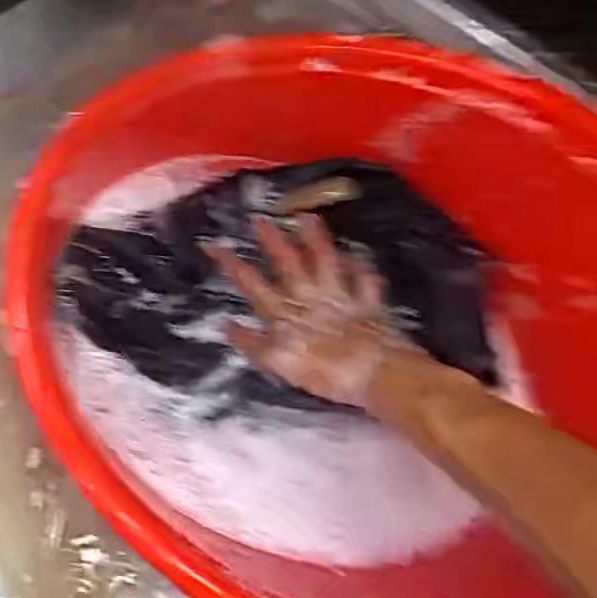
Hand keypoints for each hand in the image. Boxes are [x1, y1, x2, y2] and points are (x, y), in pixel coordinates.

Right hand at [201, 214, 408, 406]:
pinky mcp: (370, 305)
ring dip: (315, 240)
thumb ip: (250, 342)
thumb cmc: (324, 373)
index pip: (248, 280)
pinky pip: (365, 280)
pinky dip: (360, 266)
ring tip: (307, 218)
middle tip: (260, 219)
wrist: (385, 379)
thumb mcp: (276, 363)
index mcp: (281, 311)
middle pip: (287, 262)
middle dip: (272, 240)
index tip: (212, 245)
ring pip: (326, 262)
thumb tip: (226, 324)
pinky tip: (357, 254)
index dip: (229, 262)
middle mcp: (308, 297)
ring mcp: (341, 298)